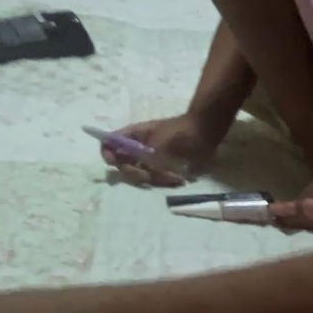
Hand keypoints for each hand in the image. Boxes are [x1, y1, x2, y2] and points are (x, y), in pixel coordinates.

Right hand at [99, 115, 216, 186]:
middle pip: (125, 165)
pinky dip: (167, 182)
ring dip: (156, 180)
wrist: (204, 133)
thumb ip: (150, 154)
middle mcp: (138, 149)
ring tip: (175, 178)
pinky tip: (180, 180)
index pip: (109, 144)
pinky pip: (161, 179)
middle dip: (135, 172)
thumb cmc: (181, 131)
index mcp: (132, 137)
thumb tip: (144, 168)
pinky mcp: (166, 169)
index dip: (108, 154)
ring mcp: (152, 160)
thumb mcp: (163, 140)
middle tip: (148, 176)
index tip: (115, 163)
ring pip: (144, 175)